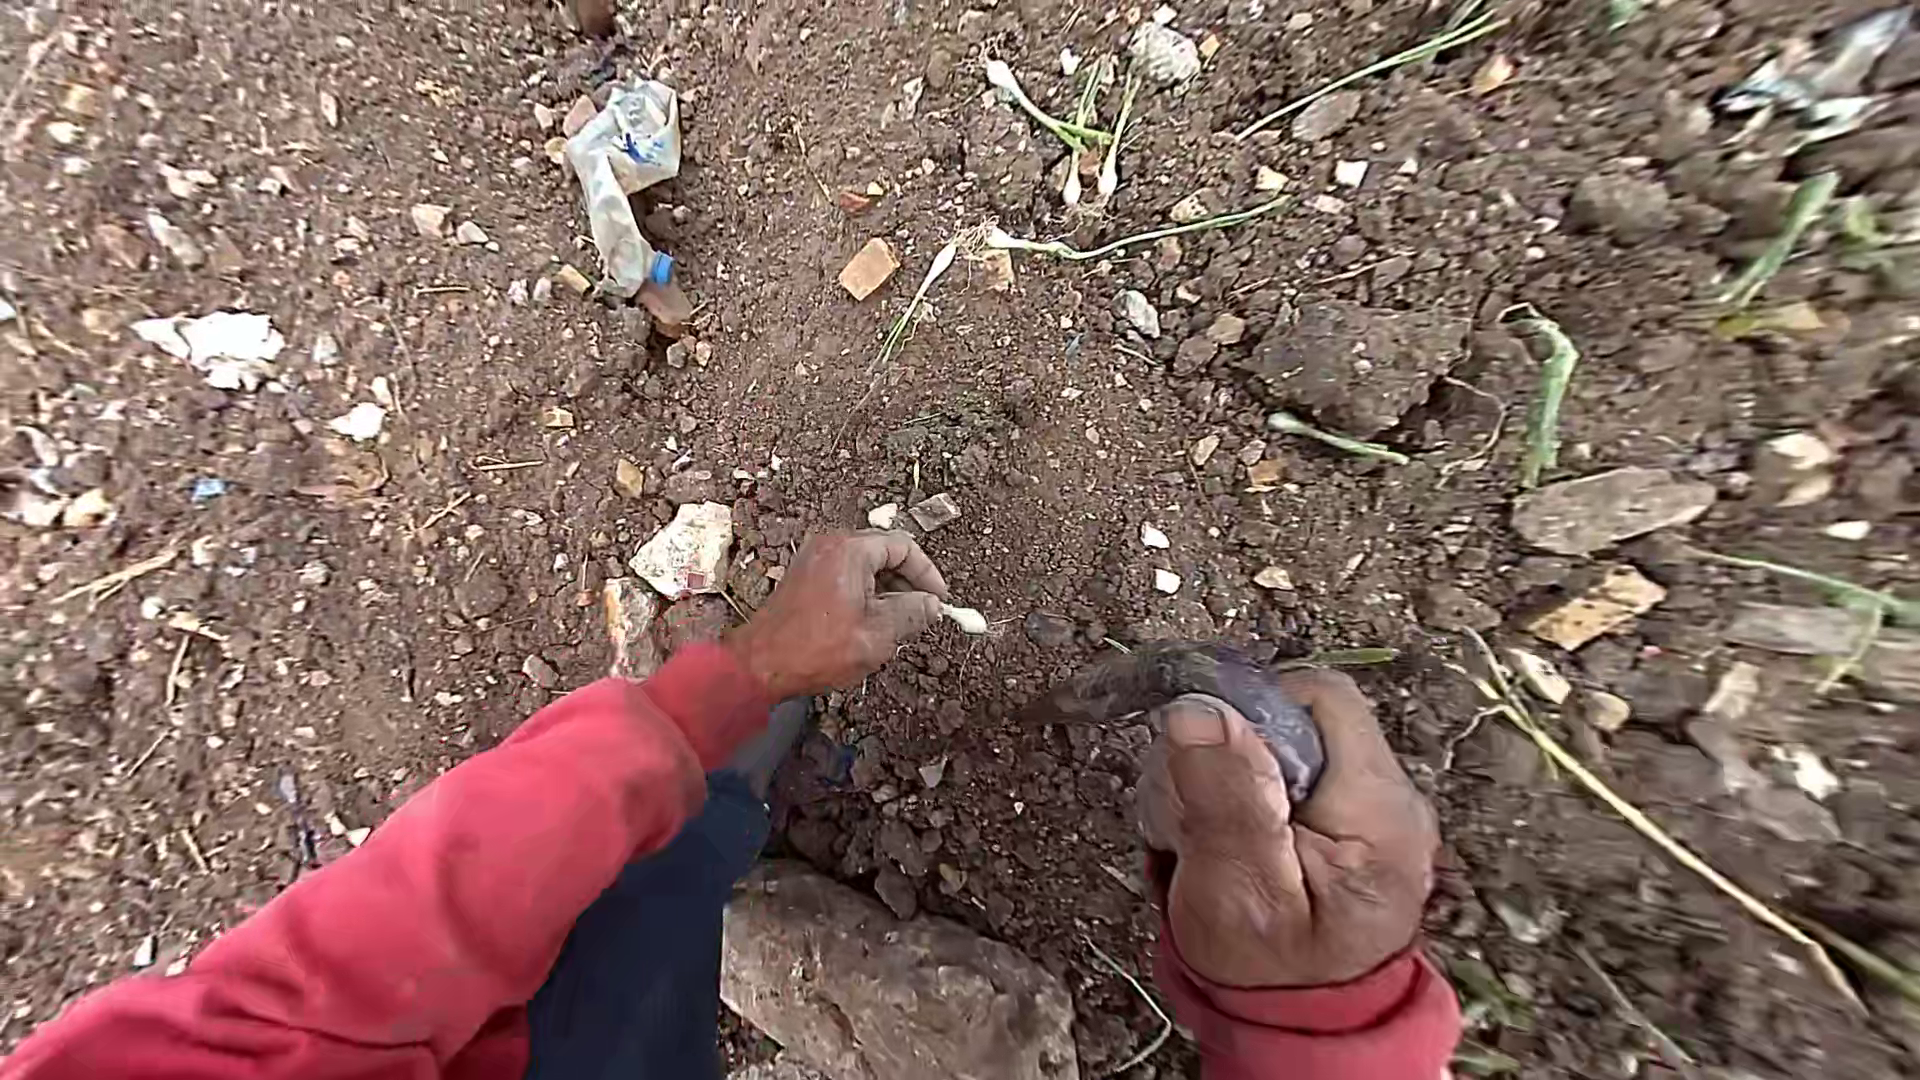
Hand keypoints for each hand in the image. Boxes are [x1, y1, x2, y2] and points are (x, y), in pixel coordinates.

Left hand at [726, 530, 949, 700]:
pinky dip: (865, 593)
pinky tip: (871, 622)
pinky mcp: (805, 576)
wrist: (759, 665)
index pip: (903, 547)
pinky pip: (847, 575)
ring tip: (898, 623)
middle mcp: (830, 546)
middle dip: (908, 583)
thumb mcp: (879, 633)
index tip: (938, 598)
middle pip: (885, 553)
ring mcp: (814, 559)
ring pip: (866, 566)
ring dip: (887, 590)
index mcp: (850, 550)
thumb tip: (931, 604)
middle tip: (922, 611)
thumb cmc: (815, 649)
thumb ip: (913, 613)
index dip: (927, 573)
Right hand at [1137, 670, 1437, 987]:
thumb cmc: (1264, 966)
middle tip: (1195, 812)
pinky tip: (1208, 831)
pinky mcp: (1322, 806)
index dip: (1254, 710)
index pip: (1319, 697)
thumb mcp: (1239, 891)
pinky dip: (1217, 784)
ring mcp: (1351, 798)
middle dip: (1220, 749)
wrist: (1285, 1018)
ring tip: (1198, 832)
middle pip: (1282, 714)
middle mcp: (1377, 791)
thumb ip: (1226, 799)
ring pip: (1260, 734)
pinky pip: (1259, 760)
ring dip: (1208, 770)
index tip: (1212, 763)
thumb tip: (1201, 709)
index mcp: (1378, 807)